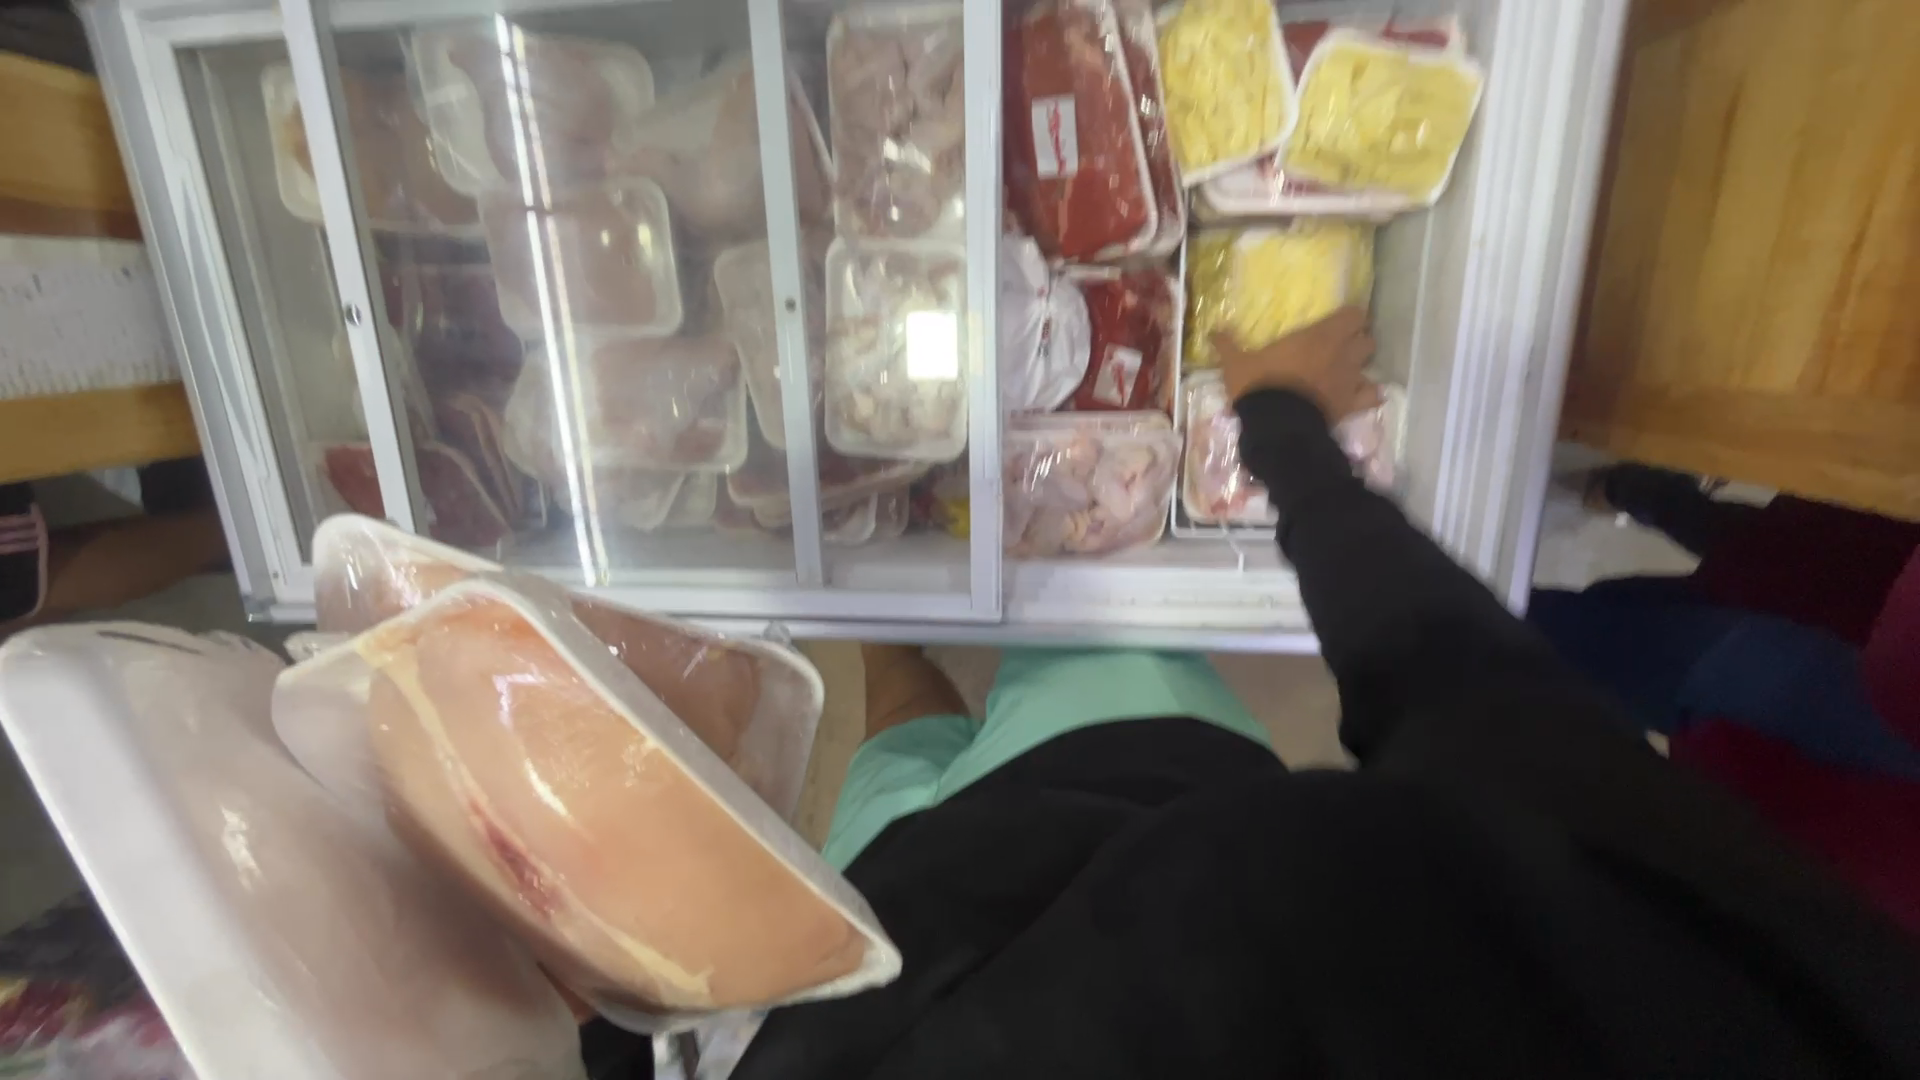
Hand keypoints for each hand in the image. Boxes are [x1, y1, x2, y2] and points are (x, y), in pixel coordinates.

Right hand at [1213, 307, 1382, 422]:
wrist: (1276, 424)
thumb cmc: (1260, 385)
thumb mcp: (1236, 364)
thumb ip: (1227, 345)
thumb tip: (1212, 330)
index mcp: (1318, 336)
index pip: (1353, 315)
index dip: (1347, 319)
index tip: (1334, 325)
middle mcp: (1340, 353)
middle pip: (1365, 338)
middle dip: (1355, 341)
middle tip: (1337, 348)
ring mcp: (1349, 379)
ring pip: (1370, 364)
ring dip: (1360, 366)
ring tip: (1345, 372)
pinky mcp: (1351, 404)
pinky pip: (1372, 396)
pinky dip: (1368, 395)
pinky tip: (1357, 397)